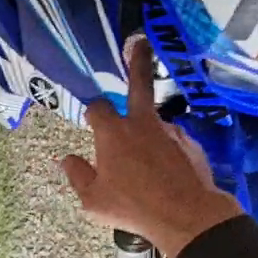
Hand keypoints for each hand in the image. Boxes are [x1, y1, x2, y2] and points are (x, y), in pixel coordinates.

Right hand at [60, 37, 244, 257]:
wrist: (185, 214)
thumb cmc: (132, 207)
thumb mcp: (93, 200)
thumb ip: (78, 175)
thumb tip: (67, 160)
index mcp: (113, 134)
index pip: (97, 108)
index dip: (92, 110)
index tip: (91, 116)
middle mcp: (142, 123)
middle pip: (139, 83)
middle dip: (137, 61)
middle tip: (138, 43)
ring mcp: (170, 131)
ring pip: (154, 124)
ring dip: (148, 134)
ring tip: (147, 166)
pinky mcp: (190, 143)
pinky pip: (172, 143)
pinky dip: (166, 152)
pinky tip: (165, 173)